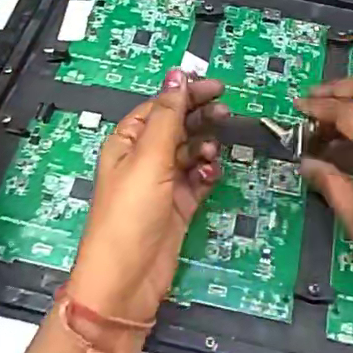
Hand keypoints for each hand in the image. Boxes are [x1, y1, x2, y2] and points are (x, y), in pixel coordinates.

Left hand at [67, 71, 229, 321]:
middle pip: (177, 126)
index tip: (216, 87)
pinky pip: (198, 178)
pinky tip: (210, 174)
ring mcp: (162, 182)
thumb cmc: (130, 212)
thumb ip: (167, 114)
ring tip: (212, 153)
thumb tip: (177, 72)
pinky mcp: (179, 204)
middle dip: (200, 118)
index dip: (186, 94)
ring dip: (204, 147)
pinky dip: (207, 172)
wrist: (127, 280)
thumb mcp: (149, 158)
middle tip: (226, 113)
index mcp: (128, 141)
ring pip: (190, 151)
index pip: (160, 106)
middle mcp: (144, 158)